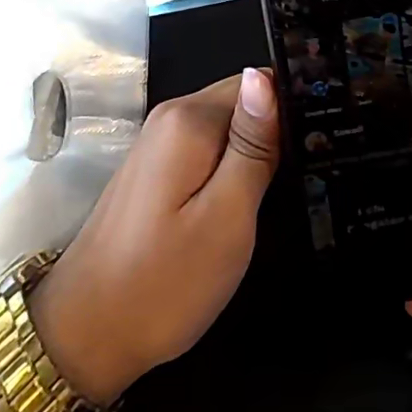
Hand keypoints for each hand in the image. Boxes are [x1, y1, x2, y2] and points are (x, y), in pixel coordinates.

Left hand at [27, 69, 278, 401]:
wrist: (87, 335)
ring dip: (257, 154)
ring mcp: (159, 146)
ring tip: (284, 191)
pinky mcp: (157, 172)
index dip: (294, 106)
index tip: (325, 139)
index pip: (259, 83)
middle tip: (309, 174)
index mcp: (188, 121)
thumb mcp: (227, 215)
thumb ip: (252, 144)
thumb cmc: (165, 282)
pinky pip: (209, 151)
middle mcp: (169, 120)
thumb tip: (263, 76)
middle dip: (277, 131)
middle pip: (243, 102)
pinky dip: (234, 170)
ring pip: (228, 129)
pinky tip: (248, 202)